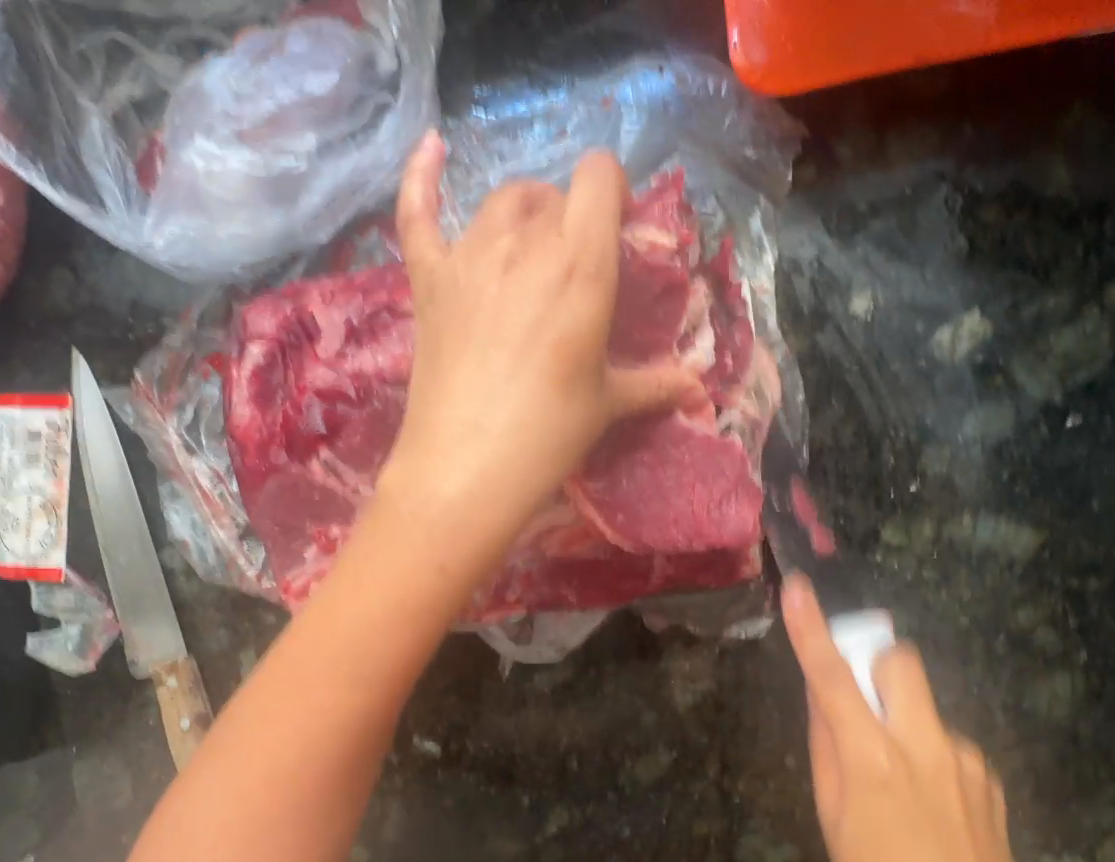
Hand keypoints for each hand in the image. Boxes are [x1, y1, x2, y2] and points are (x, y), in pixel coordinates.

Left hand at [382, 131, 700, 536]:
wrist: (465, 467)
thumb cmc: (548, 434)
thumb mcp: (608, 404)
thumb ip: (654, 384)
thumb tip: (698, 392)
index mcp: (581, 264)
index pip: (599, 177)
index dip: (611, 191)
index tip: (616, 228)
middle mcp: (525, 243)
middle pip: (552, 193)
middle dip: (569, 217)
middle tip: (574, 266)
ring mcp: (469, 256)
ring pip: (500, 200)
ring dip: (523, 213)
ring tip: (529, 248)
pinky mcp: (428, 279)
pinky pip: (417, 211)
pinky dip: (420, 176)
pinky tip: (426, 141)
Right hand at [783, 580, 1090, 861]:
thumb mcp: (832, 826)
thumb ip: (827, 753)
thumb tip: (821, 700)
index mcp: (872, 761)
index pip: (832, 678)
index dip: (812, 629)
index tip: (799, 587)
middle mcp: (926, 746)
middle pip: (902, 662)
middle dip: (876, 665)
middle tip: (861, 706)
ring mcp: (968, 761)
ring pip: (926, 708)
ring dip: (903, 722)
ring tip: (898, 793)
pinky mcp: (993, 780)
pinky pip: (949, 745)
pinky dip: (930, 758)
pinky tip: (931, 814)